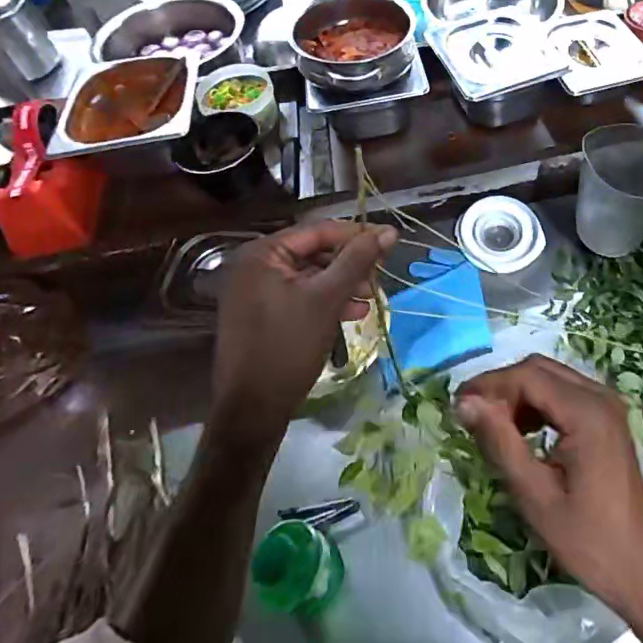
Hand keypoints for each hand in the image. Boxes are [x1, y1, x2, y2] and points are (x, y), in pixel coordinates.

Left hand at [210, 221, 397, 445]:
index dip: (356, 234)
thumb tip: (389, 231)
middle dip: (350, 264)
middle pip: (315, 252)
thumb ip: (358, 260)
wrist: (252, 411)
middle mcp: (255, 265)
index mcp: (262, 254)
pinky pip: (302, 295)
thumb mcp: (327, 298)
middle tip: (380, 274)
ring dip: (343, 283)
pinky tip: (354, 312)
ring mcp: (257, 291)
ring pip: (311, 275)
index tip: (390, 240)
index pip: (318, 230)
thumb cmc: (287, 346)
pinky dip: (328, 300)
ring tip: (371, 297)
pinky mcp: (264, 313)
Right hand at [455, 356, 642, 642]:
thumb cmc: (587, 538)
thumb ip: (499, 442)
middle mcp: (600, 395)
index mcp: (587, 411)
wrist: (641, 566)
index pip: (528, 375)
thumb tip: (464, 403)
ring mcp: (607, 404)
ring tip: (492, 427)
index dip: (489, 385)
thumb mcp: (535, 494)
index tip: (457, 406)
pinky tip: (522, 432)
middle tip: (471, 416)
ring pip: (551, 377)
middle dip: (502, 387)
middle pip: (539, 369)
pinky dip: (538, 403)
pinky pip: (565, 393)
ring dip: (518, 394)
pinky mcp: (607, 416)